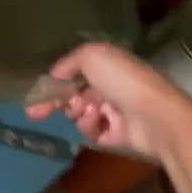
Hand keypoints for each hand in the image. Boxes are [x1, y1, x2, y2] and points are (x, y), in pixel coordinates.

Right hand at [24, 43, 191, 157]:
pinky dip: (89, 126)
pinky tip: (97, 121)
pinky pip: (91, 131)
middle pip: (71, 94)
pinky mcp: (116, 136)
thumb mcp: (90, 55)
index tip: (35, 93)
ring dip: (77, 111)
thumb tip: (54, 76)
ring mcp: (113, 112)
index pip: (72, 72)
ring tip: (89, 110)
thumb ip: (67, 63)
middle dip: (56, 102)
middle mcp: (108, 87)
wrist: (156, 116)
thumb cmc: (123, 79)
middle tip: (35, 113)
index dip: (52, 81)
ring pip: (79, 113)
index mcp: (106, 65)